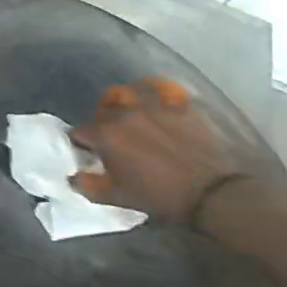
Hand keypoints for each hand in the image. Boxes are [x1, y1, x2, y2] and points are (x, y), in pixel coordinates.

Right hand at [71, 79, 237, 223]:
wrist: (213, 194)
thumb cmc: (160, 197)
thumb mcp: (117, 198)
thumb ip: (88, 186)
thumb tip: (73, 177)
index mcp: (106, 135)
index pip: (80, 132)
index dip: (80, 144)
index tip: (88, 154)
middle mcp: (124, 113)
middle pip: (100, 112)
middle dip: (99, 124)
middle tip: (108, 140)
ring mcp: (152, 106)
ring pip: (124, 93)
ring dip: (118, 102)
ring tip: (124, 113)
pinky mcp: (178, 105)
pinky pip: (160, 88)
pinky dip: (152, 90)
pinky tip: (152, 99)